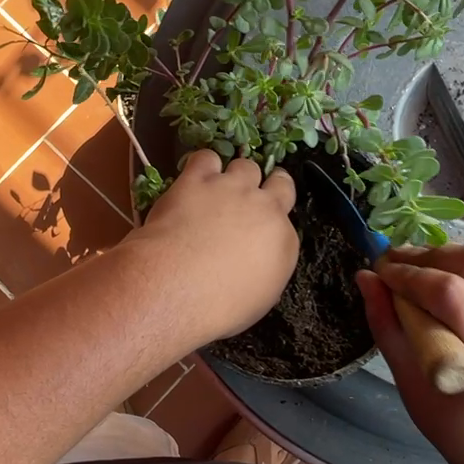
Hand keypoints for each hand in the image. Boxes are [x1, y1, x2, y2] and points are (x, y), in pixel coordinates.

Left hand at [121, 151, 297, 342]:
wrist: (177, 286)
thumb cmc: (219, 306)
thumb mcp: (258, 300)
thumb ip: (265, 270)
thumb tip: (257, 261)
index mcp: (283, 240)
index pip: (287, 220)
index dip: (273, 220)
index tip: (260, 227)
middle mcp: (264, 207)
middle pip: (279, 181)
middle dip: (268, 186)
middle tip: (250, 197)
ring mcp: (231, 188)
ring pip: (245, 165)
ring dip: (235, 176)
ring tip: (219, 190)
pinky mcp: (198, 180)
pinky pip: (206, 158)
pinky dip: (203, 166)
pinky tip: (195, 179)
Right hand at [356, 245, 463, 463]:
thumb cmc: (452, 424)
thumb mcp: (408, 380)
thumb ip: (386, 324)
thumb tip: (364, 276)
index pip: (450, 291)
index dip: (408, 274)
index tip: (378, 271)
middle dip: (429, 254)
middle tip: (394, 263)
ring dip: (444, 256)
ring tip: (412, 270)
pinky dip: (461, 269)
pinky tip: (437, 283)